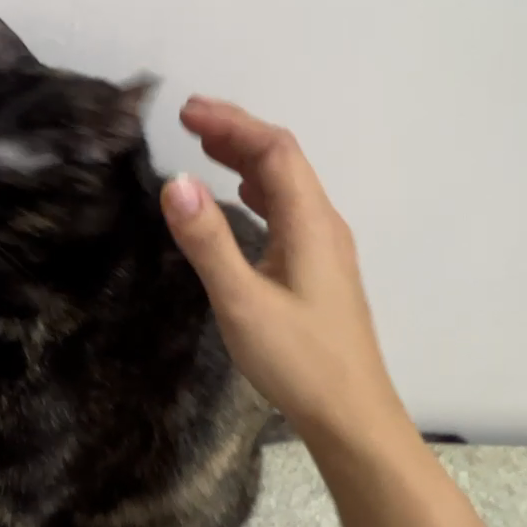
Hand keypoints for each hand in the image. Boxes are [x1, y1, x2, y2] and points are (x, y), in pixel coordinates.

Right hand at [159, 97, 406, 443]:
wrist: (351, 414)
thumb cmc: (297, 359)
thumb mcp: (241, 300)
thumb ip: (208, 241)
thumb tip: (176, 182)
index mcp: (310, 223)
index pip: (274, 151)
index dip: (231, 124)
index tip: (185, 112)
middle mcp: (323, 225)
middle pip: (283, 160)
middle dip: (237, 132)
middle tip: (188, 119)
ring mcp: (324, 247)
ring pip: (286, 184)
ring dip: (246, 157)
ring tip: (205, 145)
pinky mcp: (317, 268)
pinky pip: (286, 208)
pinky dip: (256, 187)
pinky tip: (240, 196)